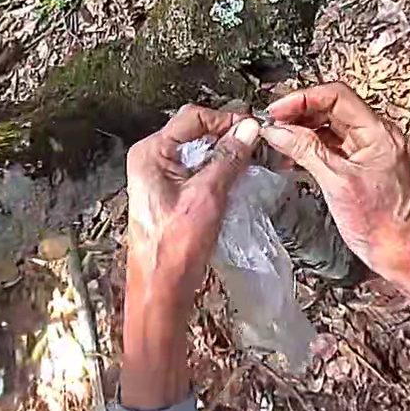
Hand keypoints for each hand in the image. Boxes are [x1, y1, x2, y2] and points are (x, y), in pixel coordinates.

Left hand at [122, 107, 260, 408]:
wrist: (160, 292)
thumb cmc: (176, 247)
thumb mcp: (207, 196)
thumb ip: (228, 158)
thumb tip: (249, 128)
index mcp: (150, 153)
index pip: (193, 118)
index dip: (226, 119)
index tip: (254, 127)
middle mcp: (152, 160)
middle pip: (196, 132)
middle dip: (229, 135)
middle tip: (259, 143)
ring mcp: (161, 178)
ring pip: (201, 153)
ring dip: (228, 154)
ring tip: (256, 160)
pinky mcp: (171, 194)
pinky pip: (199, 171)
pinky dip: (221, 171)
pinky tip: (241, 177)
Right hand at [258, 83, 409, 278]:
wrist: (396, 250)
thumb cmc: (378, 223)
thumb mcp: (336, 183)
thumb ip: (305, 151)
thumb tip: (277, 131)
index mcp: (379, 133)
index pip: (337, 96)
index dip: (303, 99)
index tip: (278, 110)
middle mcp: (377, 135)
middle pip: (332, 107)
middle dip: (300, 112)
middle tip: (273, 123)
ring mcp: (369, 148)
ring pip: (330, 124)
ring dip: (303, 128)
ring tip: (279, 138)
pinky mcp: (361, 162)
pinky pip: (333, 143)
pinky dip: (311, 144)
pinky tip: (293, 153)